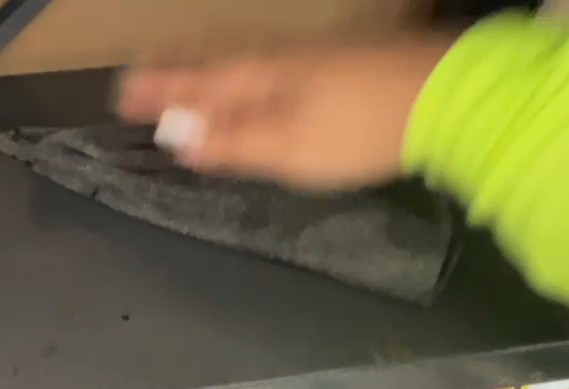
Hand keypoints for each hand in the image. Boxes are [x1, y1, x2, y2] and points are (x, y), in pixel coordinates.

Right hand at [118, 36, 457, 189]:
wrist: (448, 97)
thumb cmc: (358, 130)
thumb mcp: (287, 147)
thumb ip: (232, 142)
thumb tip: (178, 138)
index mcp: (260, 80)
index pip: (196, 85)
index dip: (159, 92)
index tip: (120, 96)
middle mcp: (278, 61)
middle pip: (214, 66)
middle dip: (174, 74)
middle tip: (137, 78)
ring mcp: (309, 60)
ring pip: (240, 63)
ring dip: (203, 71)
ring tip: (178, 75)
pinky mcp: (334, 67)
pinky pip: (266, 67)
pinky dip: (239, 75)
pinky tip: (241, 80)